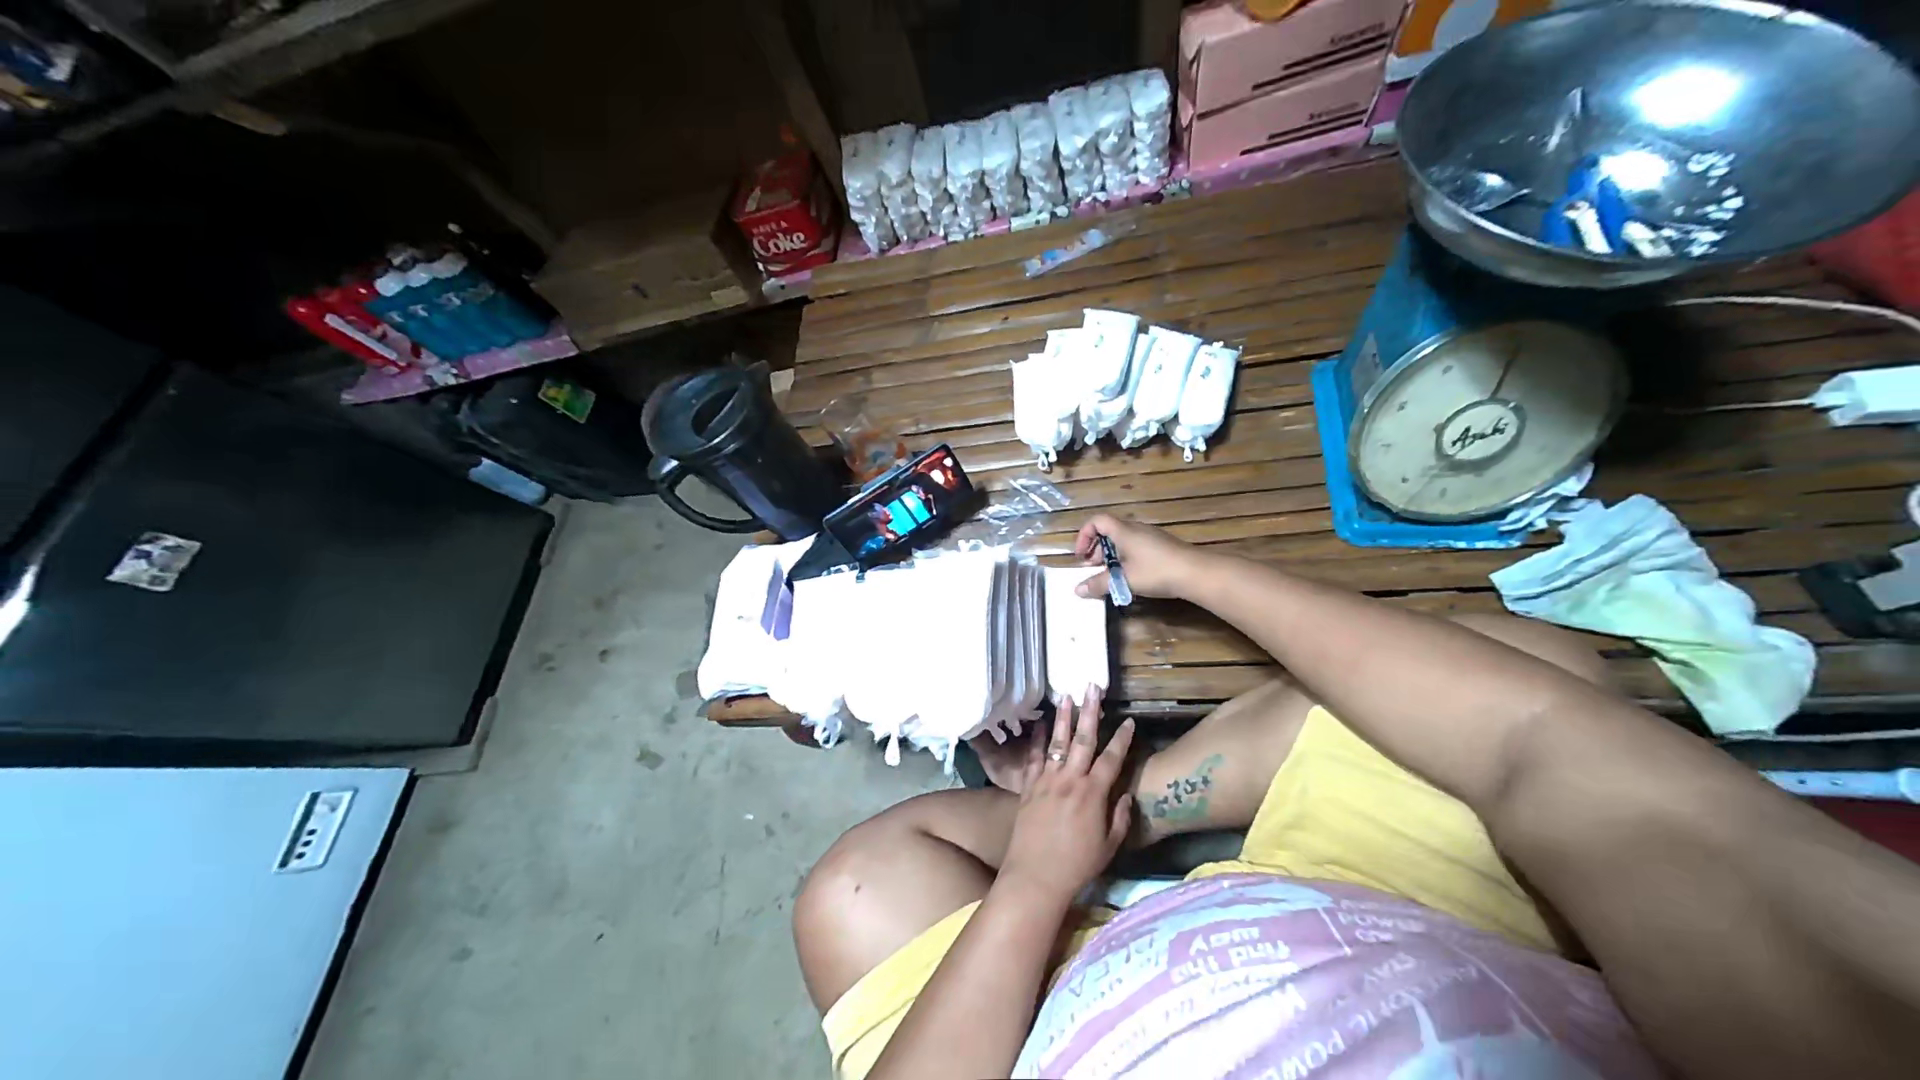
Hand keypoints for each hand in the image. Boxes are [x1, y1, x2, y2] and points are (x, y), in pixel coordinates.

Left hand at [999, 688, 1134, 903]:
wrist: (1035, 877)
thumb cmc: (1077, 866)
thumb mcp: (1109, 846)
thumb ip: (1119, 818)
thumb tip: (1125, 794)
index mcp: (1093, 794)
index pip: (1112, 758)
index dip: (1122, 739)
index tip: (1129, 721)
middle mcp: (1070, 780)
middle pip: (1083, 739)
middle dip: (1090, 712)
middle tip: (1092, 688)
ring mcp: (1046, 780)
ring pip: (1056, 741)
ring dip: (1063, 717)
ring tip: (1066, 695)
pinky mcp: (1028, 787)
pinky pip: (1033, 757)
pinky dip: (1036, 739)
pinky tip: (1039, 724)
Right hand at [1073, 514, 1202, 599]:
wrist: (1196, 573)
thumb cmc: (1156, 572)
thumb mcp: (1124, 580)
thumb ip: (1099, 584)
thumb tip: (1077, 590)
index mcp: (1123, 531)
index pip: (1097, 520)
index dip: (1084, 535)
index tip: (1082, 556)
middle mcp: (1136, 529)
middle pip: (1109, 531)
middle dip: (1097, 549)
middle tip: (1094, 569)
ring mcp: (1151, 537)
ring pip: (1123, 540)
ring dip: (1112, 555)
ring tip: (1111, 575)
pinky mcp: (1162, 546)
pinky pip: (1136, 546)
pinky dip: (1126, 558)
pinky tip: (1131, 576)